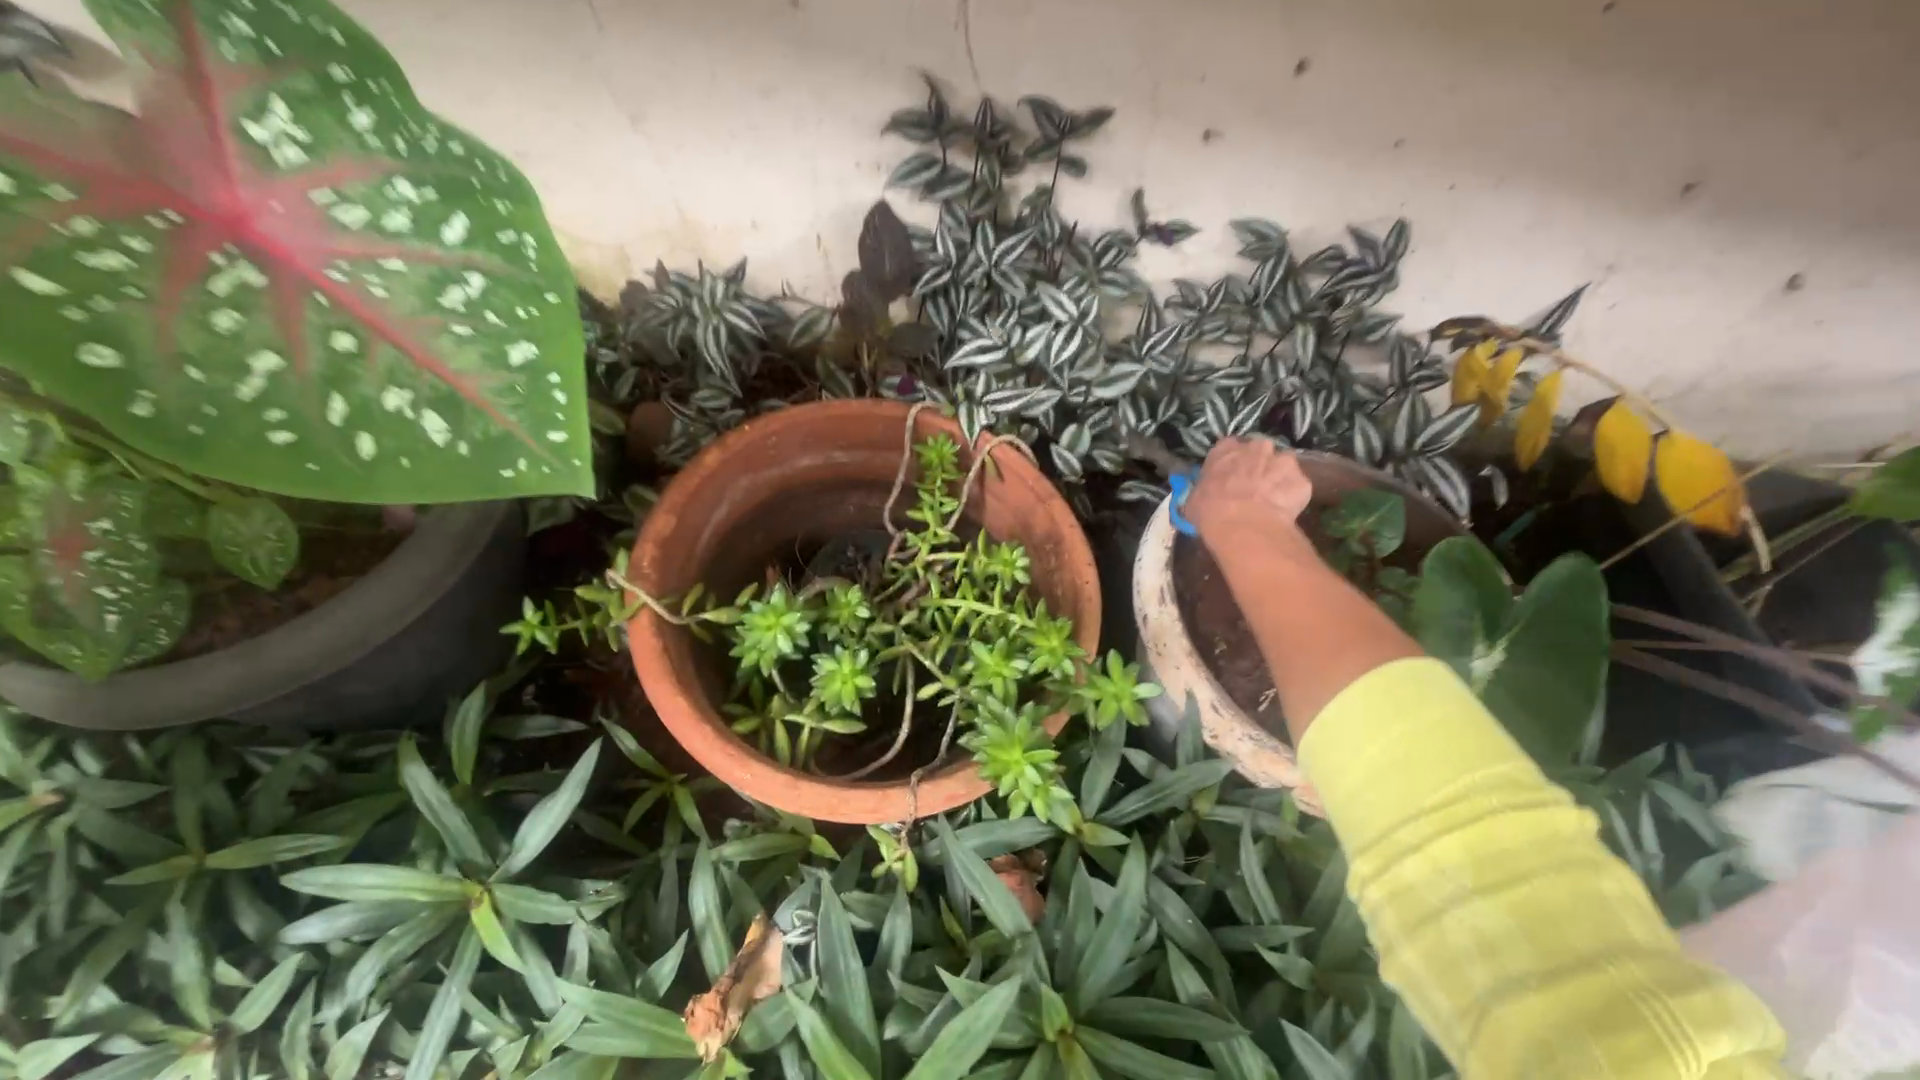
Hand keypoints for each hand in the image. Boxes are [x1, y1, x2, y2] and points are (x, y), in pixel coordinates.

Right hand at [1184, 437, 1311, 535]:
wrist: (1244, 526)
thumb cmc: (1211, 511)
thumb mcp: (1192, 501)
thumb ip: (1200, 492)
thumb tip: (1199, 497)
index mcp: (1226, 449)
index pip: (1229, 447)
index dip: (1231, 463)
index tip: (1230, 477)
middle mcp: (1256, 446)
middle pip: (1260, 451)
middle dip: (1258, 465)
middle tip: (1252, 488)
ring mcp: (1283, 460)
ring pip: (1283, 466)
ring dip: (1278, 478)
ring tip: (1271, 500)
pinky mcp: (1302, 480)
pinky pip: (1297, 487)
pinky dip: (1292, 496)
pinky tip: (1284, 512)